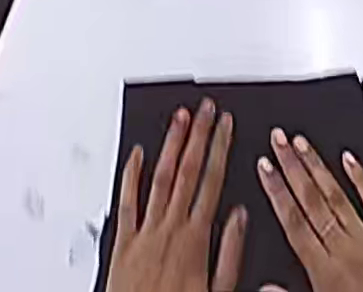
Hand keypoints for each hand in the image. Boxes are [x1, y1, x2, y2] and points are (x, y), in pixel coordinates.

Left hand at [106, 99, 247, 291]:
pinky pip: (126, 201)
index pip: (212, 180)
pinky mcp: (123, 243)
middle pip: (188, 170)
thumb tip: (239, 216)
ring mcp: (145, 233)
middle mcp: (170, 229)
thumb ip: (230, 254)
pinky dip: (131, 174)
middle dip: (199, 135)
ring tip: (180, 117)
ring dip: (171, 144)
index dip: (219, 147)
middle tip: (205, 108)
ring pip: (160, 177)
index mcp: (195, 240)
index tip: (225, 123)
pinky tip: (136, 152)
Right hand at [257, 130, 362, 291]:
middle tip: (278, 138)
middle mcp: (347, 252)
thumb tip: (265, 287)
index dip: (276, 192)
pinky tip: (348, 157)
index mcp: (327, 275)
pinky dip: (361, 177)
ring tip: (301, 141)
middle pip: (312, 200)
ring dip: (317, 165)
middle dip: (291, 166)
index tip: (265, 166)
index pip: (294, 223)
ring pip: (337, 195)